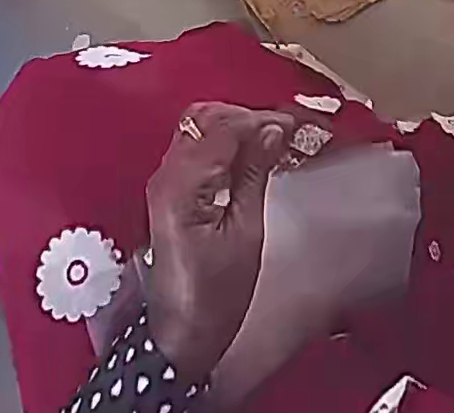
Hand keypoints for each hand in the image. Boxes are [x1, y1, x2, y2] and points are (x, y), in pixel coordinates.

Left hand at [146, 103, 293, 381]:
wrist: (181, 336)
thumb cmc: (216, 294)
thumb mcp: (246, 232)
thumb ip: (255, 173)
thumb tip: (272, 131)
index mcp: (183, 186)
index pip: (223, 129)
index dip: (259, 120)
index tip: (289, 124)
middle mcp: (166, 175)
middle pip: (203, 117)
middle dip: (244, 116)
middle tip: (279, 130)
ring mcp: (164, 181)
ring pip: (197, 127)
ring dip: (233, 125)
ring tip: (268, 139)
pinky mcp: (169, 188)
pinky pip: (195, 146)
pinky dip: (222, 140)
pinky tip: (247, 153)